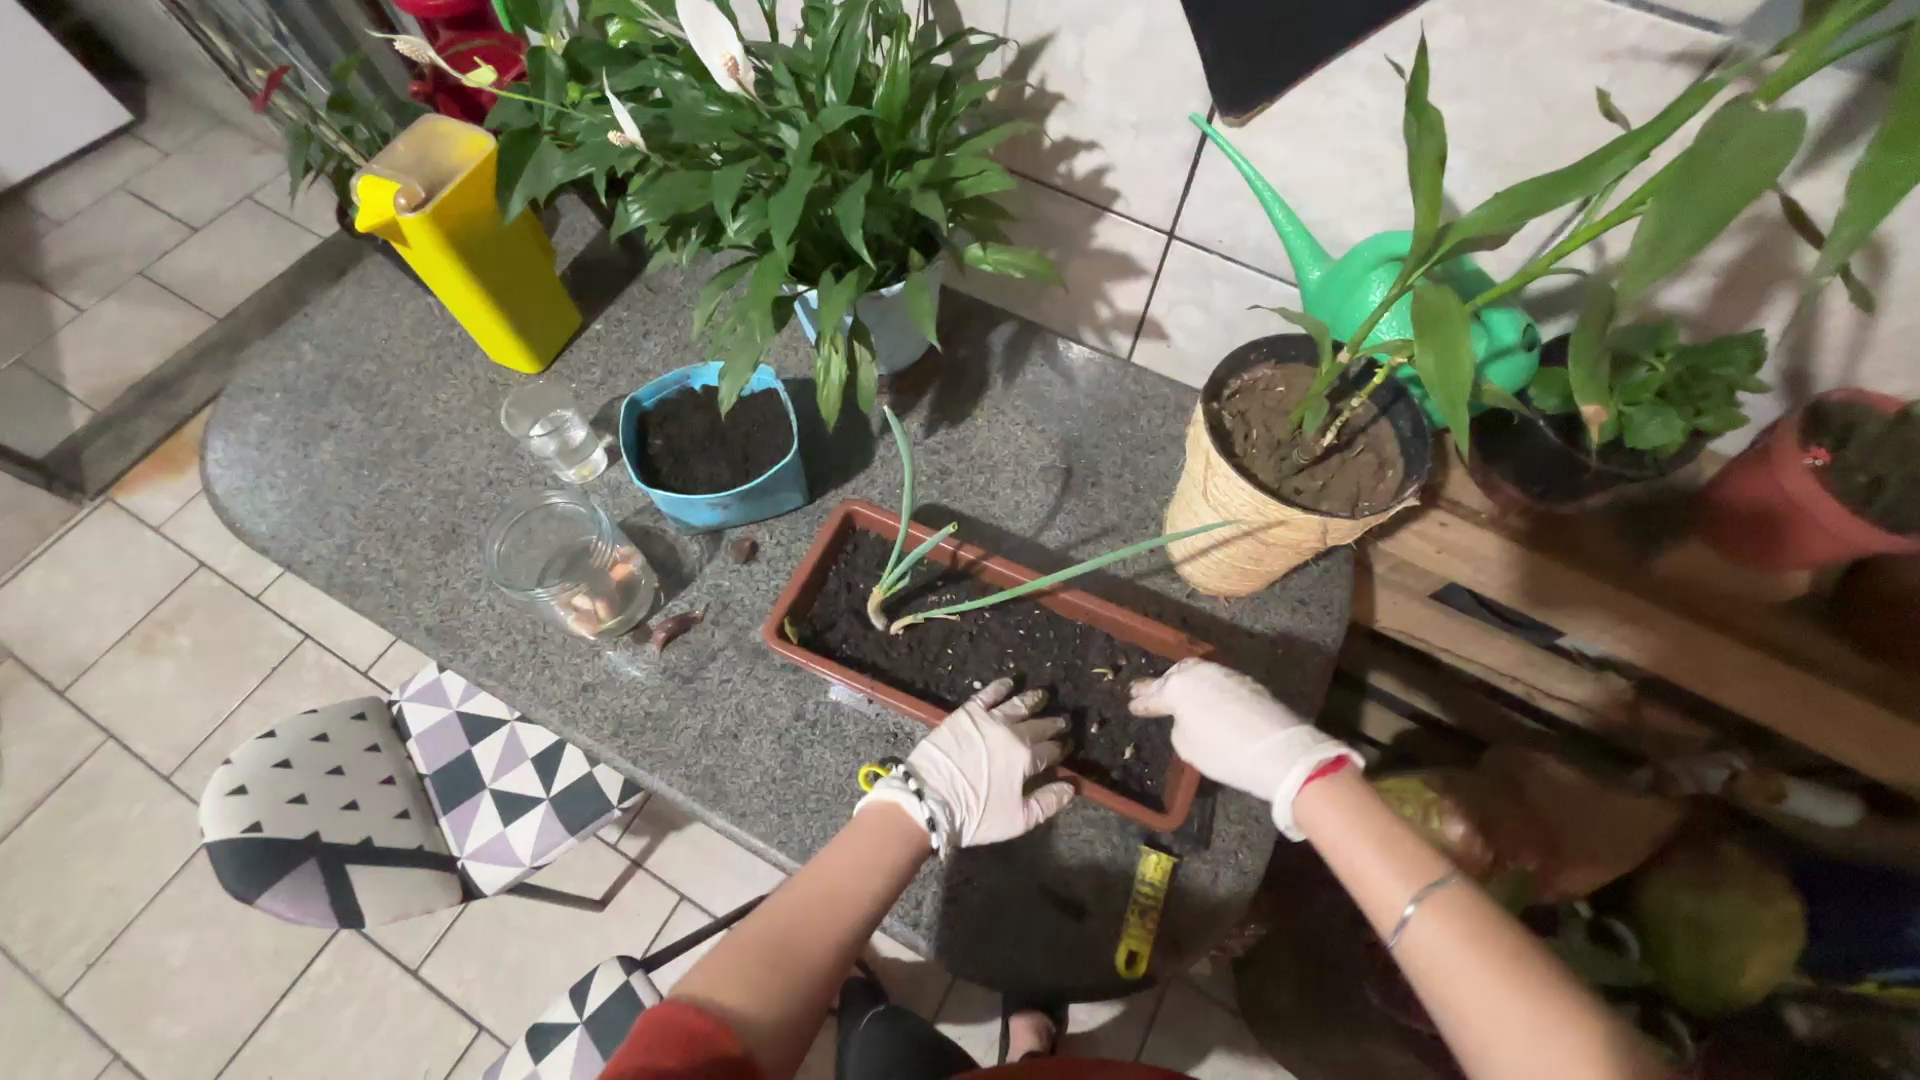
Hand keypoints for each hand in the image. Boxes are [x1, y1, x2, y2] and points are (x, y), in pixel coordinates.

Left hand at [858, 678, 1075, 852]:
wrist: (929, 800)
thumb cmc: (975, 815)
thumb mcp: (1017, 819)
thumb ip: (1047, 803)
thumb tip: (1071, 787)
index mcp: (1026, 758)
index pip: (1052, 750)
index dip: (1062, 747)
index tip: (1069, 744)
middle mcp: (1011, 733)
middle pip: (1039, 725)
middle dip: (1054, 723)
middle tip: (1064, 720)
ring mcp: (988, 719)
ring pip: (1017, 705)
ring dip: (1033, 700)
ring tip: (1043, 695)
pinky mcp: (966, 713)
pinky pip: (987, 694)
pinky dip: (1000, 687)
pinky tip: (1009, 683)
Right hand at [1129, 658, 1360, 839]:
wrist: (1279, 750)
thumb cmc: (1224, 751)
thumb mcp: (1187, 746)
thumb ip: (1178, 726)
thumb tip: (1185, 718)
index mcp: (1177, 688)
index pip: (1153, 695)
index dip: (1141, 702)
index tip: (1131, 704)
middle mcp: (1199, 674)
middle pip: (1173, 676)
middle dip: (1158, 684)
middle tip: (1142, 689)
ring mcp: (1224, 674)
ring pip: (1195, 672)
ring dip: (1182, 680)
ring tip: (1172, 685)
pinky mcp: (1246, 682)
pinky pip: (1214, 680)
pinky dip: (1204, 686)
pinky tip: (1203, 693)